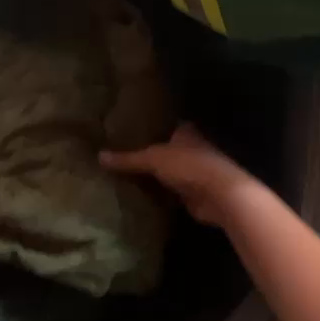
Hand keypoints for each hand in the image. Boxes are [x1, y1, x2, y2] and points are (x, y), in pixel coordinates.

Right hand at [101, 124, 260, 224]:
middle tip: (121, 153)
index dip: (149, 127)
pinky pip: (170, 191)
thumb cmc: (189, 165)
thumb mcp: (153, 158)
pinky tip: (141, 194)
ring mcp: (194, 172)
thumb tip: (99, 156)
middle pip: (165, 148)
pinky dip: (159, 194)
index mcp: (184, 131)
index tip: (129, 129)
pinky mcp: (193, 194)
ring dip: (155, 175)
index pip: (164, 125)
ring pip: (168, 171)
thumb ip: (128, 159)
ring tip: (126, 174)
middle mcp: (191, 148)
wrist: (220, 195)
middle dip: (149, 152)